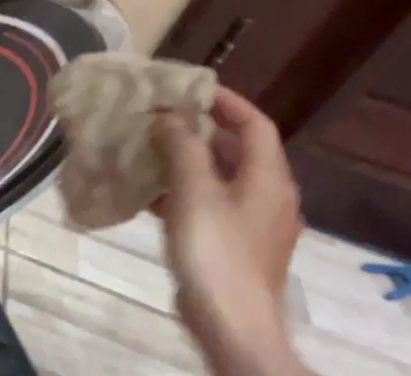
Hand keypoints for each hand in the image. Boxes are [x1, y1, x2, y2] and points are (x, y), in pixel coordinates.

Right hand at [153, 88, 309, 375]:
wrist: (231, 325)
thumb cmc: (215, 250)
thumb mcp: (194, 190)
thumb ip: (182, 145)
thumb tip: (169, 115)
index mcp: (268, 178)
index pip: (255, 123)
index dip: (223, 99)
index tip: (184, 85)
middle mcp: (267, 196)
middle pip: (235, 148)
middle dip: (195, 127)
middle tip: (155, 112)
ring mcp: (251, 223)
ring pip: (217, 175)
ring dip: (182, 156)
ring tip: (143, 143)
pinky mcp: (231, 243)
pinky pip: (206, 201)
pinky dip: (179, 187)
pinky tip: (144, 188)